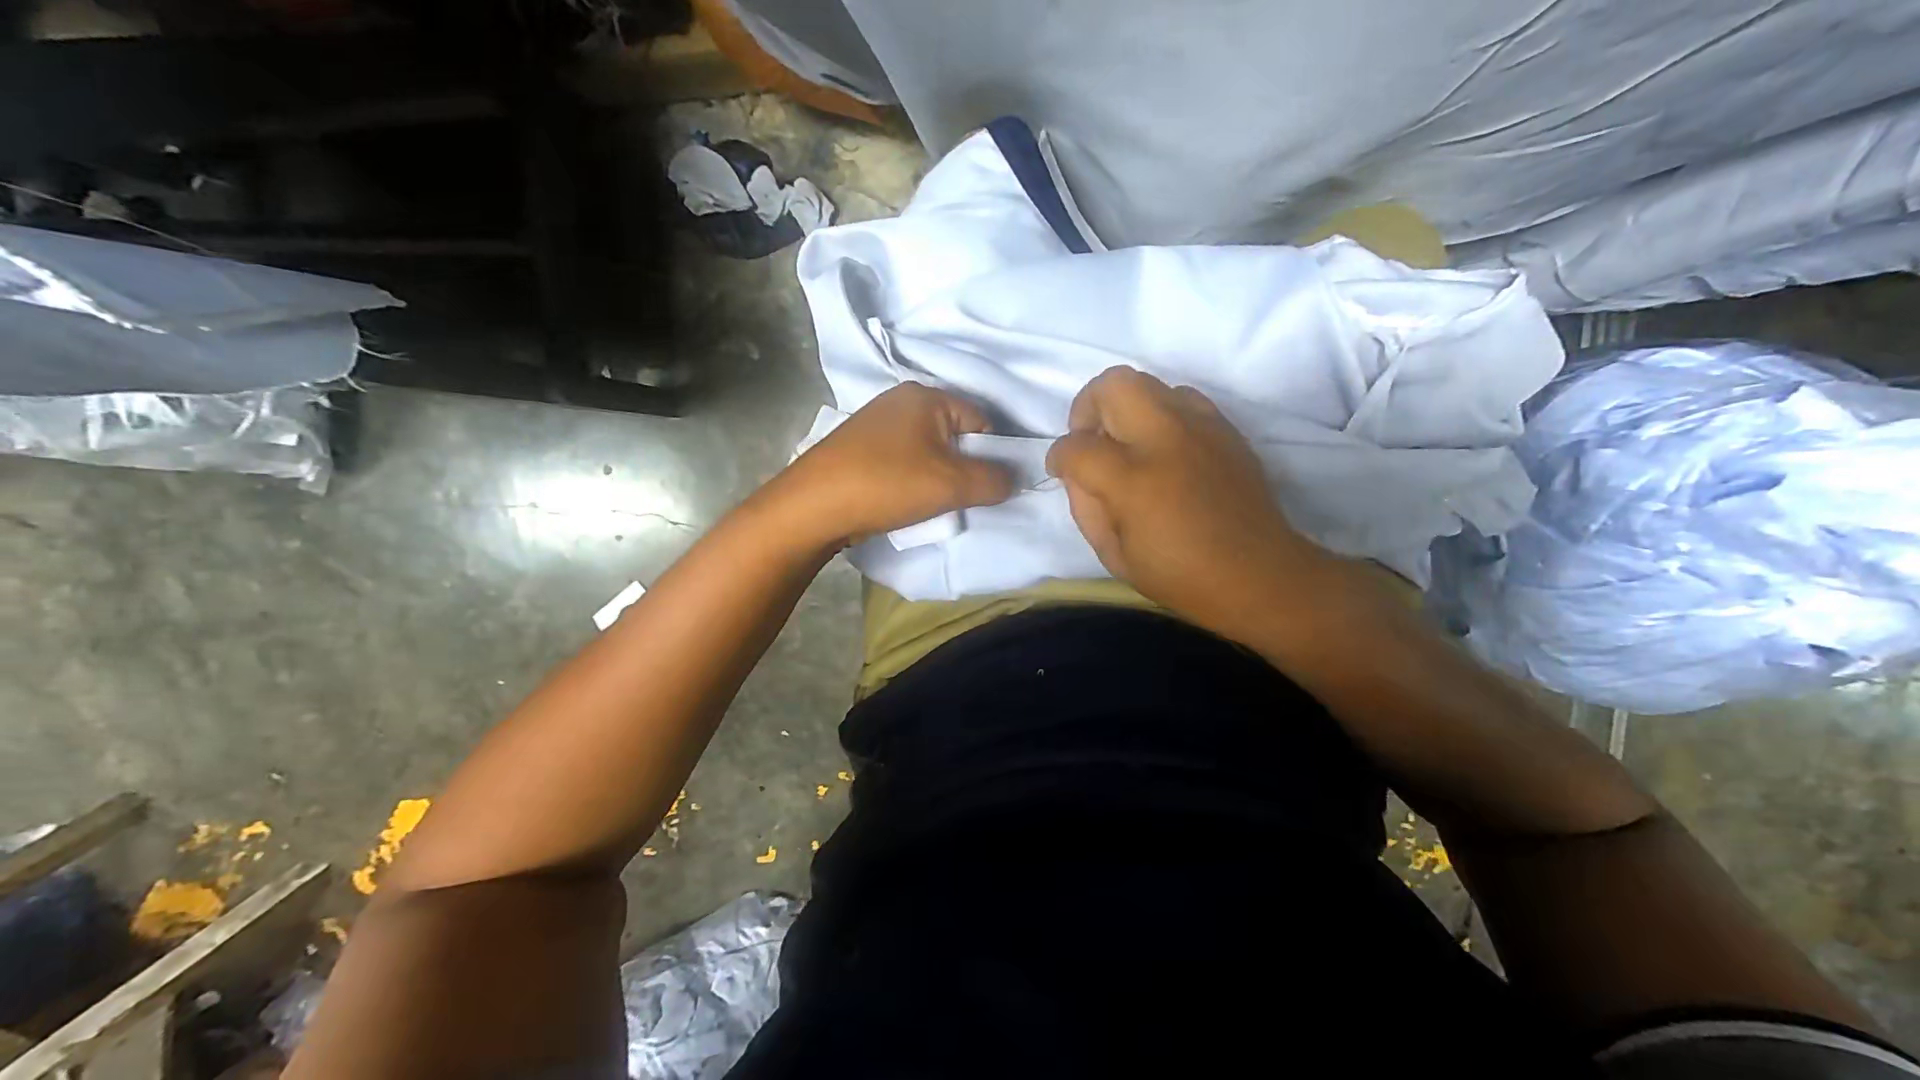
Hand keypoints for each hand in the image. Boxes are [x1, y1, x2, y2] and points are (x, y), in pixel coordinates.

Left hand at [764, 382, 1014, 550]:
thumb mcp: (951, 485)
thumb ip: (993, 480)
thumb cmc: (887, 485)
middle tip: (960, 500)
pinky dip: (910, 481)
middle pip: (954, 436)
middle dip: (963, 469)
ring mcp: (875, 423)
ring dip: (936, 478)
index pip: (981, 421)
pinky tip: (903, 502)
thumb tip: (1013, 478)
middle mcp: (900, 401)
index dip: (992, 456)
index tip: (987, 488)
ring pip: (927, 451)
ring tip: (929, 505)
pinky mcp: (858, 448)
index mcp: (926, 396)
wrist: (811, 507)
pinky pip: (902, 461)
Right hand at [1046, 366, 1329, 636]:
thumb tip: (1077, 474)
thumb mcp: (1114, 557)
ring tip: (1129, 443)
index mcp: (1134, 480)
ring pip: (1149, 382)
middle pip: (1113, 385)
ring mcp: (1200, 427)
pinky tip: (1164, 449)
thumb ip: (1086, 507)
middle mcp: (1166, 439)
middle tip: (1092, 440)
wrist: (1259, 575)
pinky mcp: (1225, 428)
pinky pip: (1183, 398)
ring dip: (1127, 407)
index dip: (1059, 458)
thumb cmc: (1181, 576)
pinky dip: (1161, 413)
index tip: (1061, 471)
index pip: (1077, 446)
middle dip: (1088, 407)